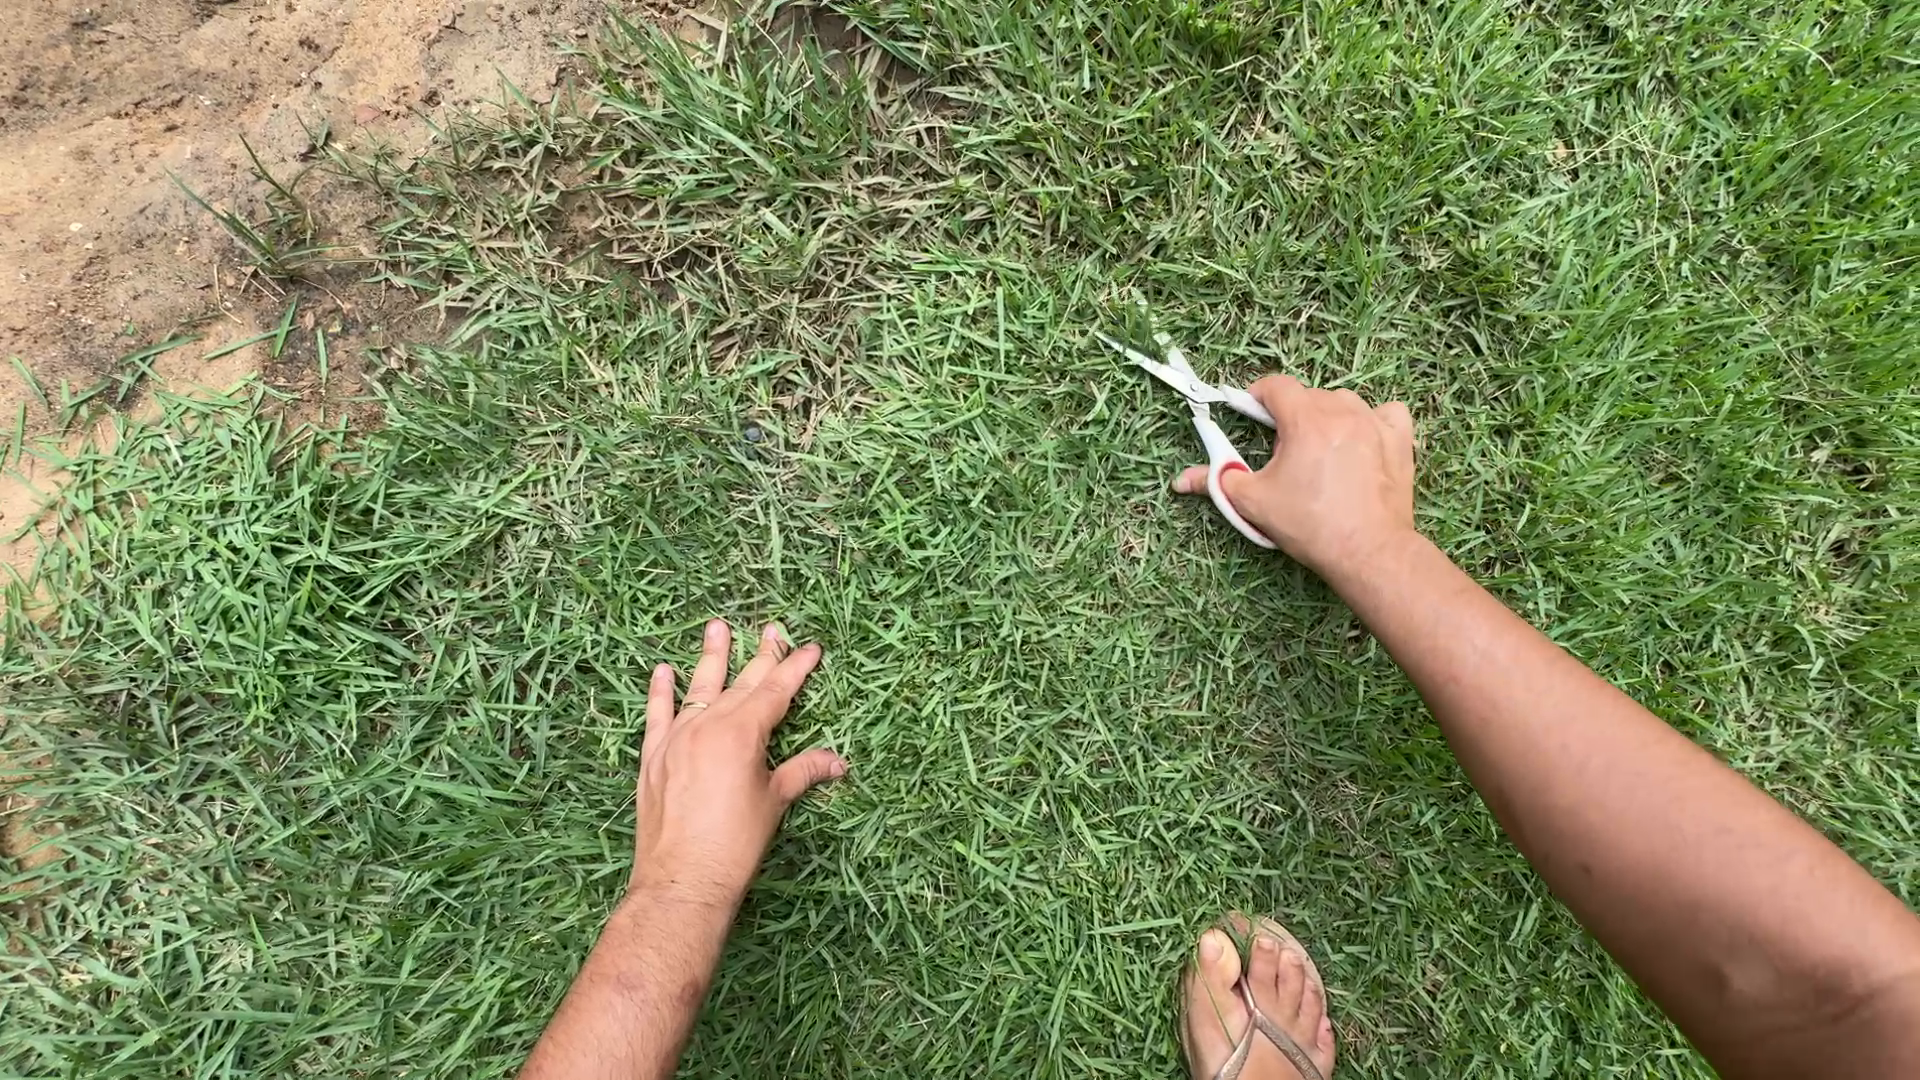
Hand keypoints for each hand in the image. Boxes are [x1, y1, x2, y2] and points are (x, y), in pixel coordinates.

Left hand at [631, 620, 844, 905]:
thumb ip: (805, 771)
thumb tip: (840, 762)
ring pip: (699, 688)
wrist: (680, 881)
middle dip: (762, 655)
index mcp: (743, 733)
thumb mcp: (775, 800)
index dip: (796, 667)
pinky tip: (662, 670)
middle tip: (772, 628)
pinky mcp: (653, 756)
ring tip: (717, 626)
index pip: (777, 690)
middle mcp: (709, 726)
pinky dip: (659, 692)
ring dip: (711, 656)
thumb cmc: (735, 842)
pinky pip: (657, 715)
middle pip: (742, 682)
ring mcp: (677, 738)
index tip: (811, 647)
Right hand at [1174, 376, 1416, 578]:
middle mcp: (1343, 413)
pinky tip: (1360, 440)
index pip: (1277, 386)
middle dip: (1288, 415)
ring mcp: (1376, 424)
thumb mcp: (1253, 502)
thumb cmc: (1310, 524)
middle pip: (1307, 395)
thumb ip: (1217, 481)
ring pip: (1344, 402)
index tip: (1249, 411)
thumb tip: (1182, 480)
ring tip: (1316, 449)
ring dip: (1325, 416)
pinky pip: (1386, 413)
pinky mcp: (1400, 441)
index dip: (1257, 395)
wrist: (1368, 550)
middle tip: (1279, 451)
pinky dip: (1371, 420)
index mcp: (1306, 421)